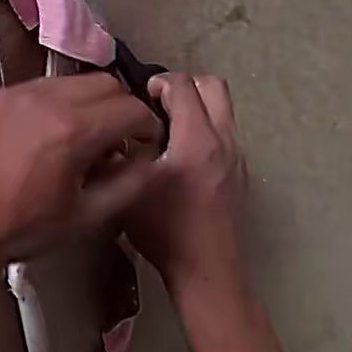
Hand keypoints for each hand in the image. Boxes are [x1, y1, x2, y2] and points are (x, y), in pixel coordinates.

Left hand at [0, 73, 161, 272]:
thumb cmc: (14, 226)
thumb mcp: (81, 219)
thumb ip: (127, 186)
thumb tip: (148, 161)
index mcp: (74, 130)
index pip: (132, 108)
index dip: (148, 128)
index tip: (143, 146)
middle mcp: (47, 98)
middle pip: (106, 82)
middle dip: (120, 109)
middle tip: (113, 141)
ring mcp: (16, 92)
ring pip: (70, 82)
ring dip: (86, 104)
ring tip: (75, 139)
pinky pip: (36, 89)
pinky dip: (51, 106)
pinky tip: (39, 137)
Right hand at [125, 73, 247, 288]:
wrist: (207, 269)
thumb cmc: (164, 230)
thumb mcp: (129, 188)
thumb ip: (119, 153)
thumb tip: (111, 132)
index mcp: (196, 139)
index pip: (182, 85)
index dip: (158, 81)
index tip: (139, 97)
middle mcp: (223, 140)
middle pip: (213, 85)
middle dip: (183, 85)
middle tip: (157, 104)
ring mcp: (237, 156)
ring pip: (222, 109)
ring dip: (195, 107)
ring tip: (166, 129)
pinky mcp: (239, 173)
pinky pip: (224, 132)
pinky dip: (203, 129)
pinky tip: (180, 156)